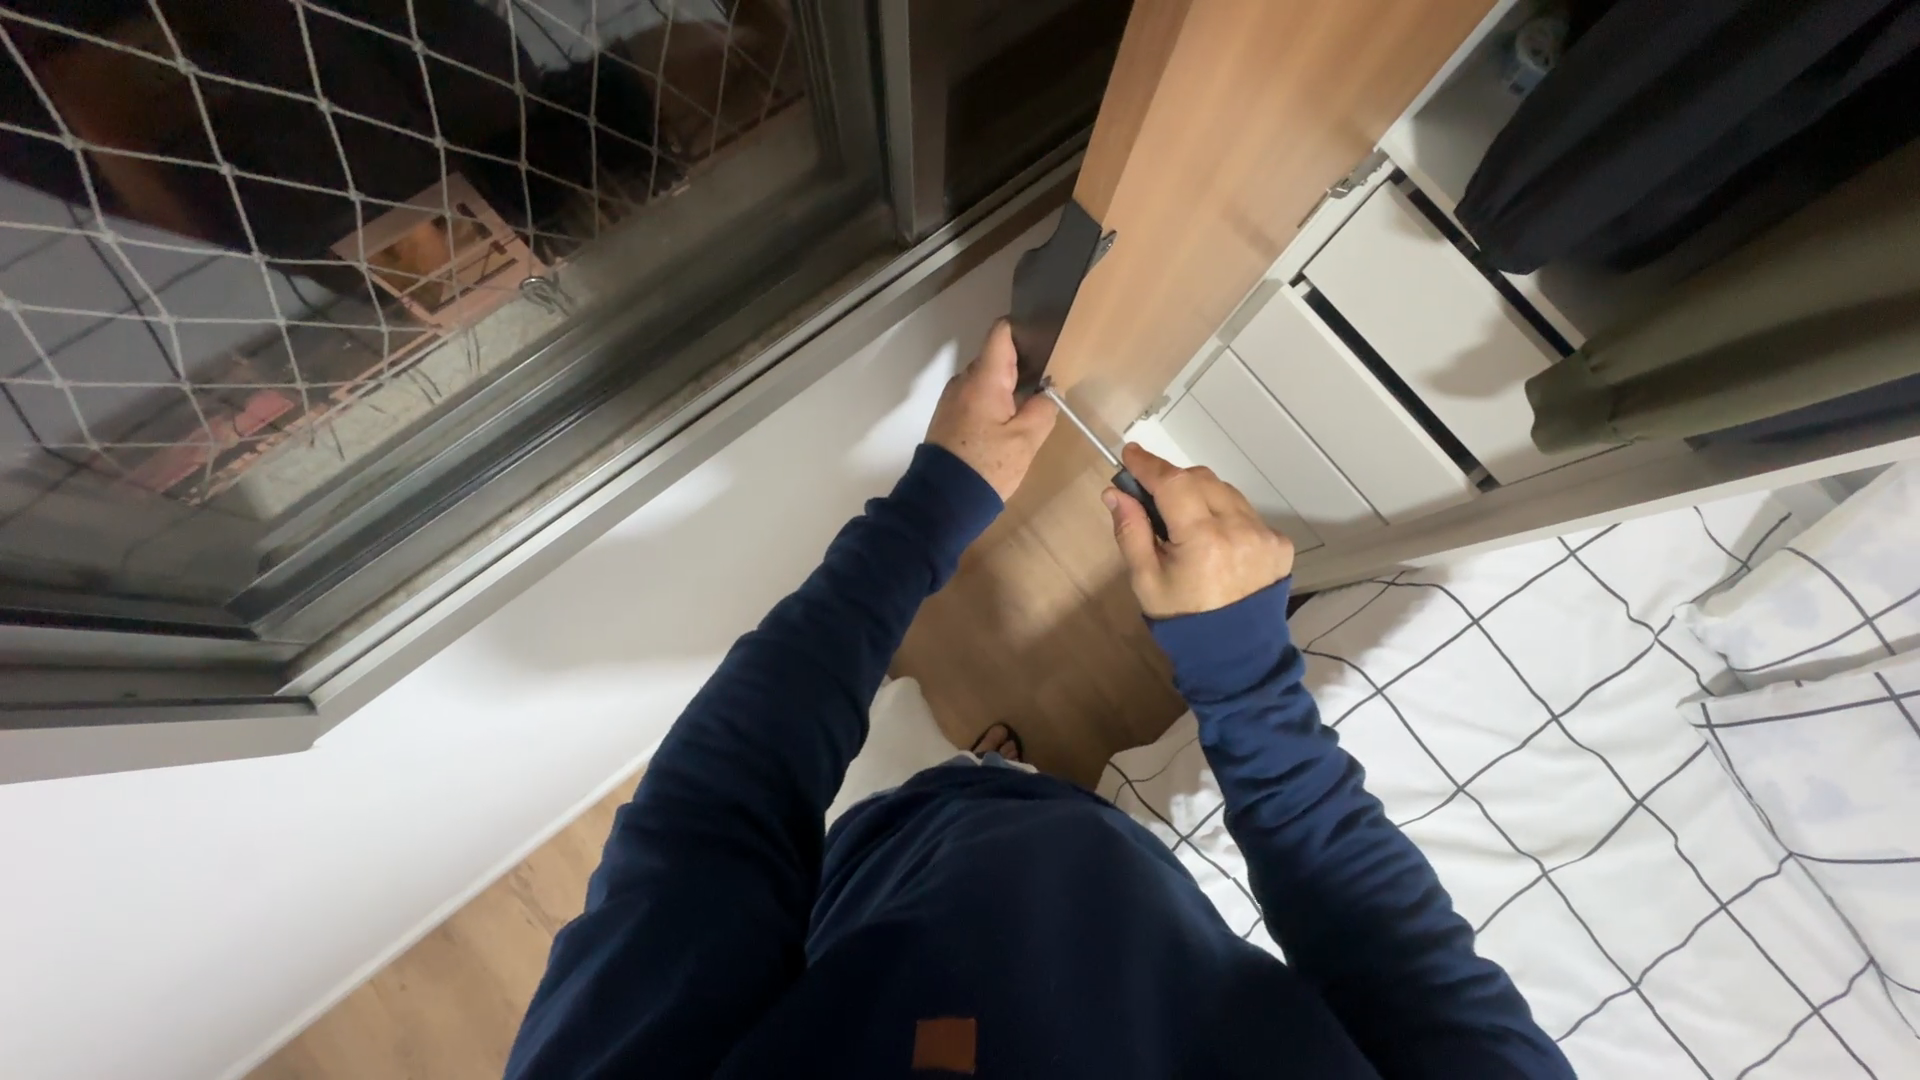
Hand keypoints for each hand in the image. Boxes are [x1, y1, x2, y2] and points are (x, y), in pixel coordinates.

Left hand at [925, 319, 1057, 500]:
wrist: (943, 500)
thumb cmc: (987, 466)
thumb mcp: (1026, 440)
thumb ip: (1043, 409)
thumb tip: (1047, 393)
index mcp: (983, 378)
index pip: (1001, 333)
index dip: (1023, 330)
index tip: (1044, 343)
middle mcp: (963, 381)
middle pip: (995, 359)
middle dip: (1021, 367)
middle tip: (1047, 384)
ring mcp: (952, 400)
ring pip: (986, 382)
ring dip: (1007, 390)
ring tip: (1030, 409)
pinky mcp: (948, 419)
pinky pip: (975, 400)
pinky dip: (993, 406)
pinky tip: (1008, 427)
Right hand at [1104, 443, 1294, 617]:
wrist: (1235, 652)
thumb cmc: (1182, 618)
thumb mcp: (1146, 580)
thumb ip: (1131, 532)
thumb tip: (1114, 492)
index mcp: (1203, 541)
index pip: (1174, 484)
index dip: (1150, 465)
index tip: (1130, 453)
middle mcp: (1239, 529)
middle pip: (1200, 479)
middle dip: (1171, 477)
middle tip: (1148, 489)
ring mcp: (1264, 535)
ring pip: (1225, 491)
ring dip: (1198, 492)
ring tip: (1179, 514)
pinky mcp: (1279, 543)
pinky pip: (1245, 511)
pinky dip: (1222, 512)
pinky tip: (1210, 535)